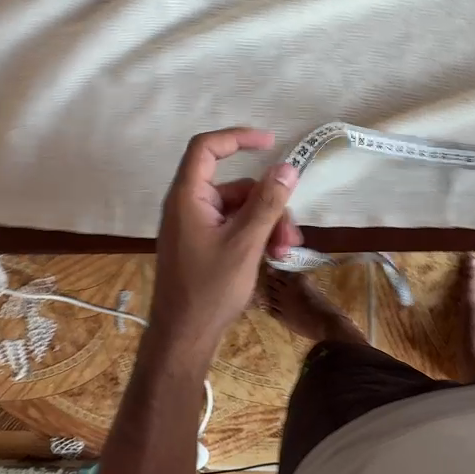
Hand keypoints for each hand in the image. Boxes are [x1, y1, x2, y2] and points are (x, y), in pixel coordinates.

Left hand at [150, 127, 301, 358]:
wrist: (184, 335)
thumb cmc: (210, 288)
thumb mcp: (245, 243)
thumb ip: (267, 203)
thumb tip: (288, 167)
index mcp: (188, 197)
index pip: (207, 149)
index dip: (237, 138)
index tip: (270, 142)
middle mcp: (189, 206)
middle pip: (236, 187)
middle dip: (269, 206)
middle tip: (290, 235)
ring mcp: (195, 227)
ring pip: (241, 211)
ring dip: (267, 226)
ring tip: (284, 252)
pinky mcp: (203, 246)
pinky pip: (234, 229)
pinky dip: (255, 238)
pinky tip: (272, 258)